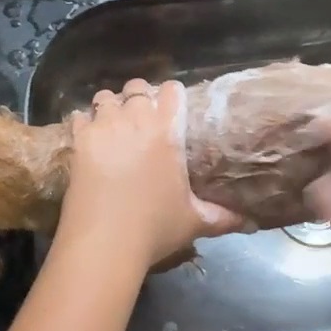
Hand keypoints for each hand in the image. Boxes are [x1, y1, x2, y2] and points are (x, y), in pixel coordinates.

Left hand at [59, 79, 242, 270]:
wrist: (104, 244)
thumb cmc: (154, 229)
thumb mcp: (195, 222)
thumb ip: (223, 217)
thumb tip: (251, 223)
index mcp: (168, 130)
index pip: (173, 90)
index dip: (173, 95)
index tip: (173, 108)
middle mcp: (136, 118)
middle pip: (137, 87)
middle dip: (139, 97)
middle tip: (141, 118)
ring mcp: (104, 126)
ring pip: (106, 97)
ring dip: (111, 106)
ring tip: (113, 124)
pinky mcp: (79, 140)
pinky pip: (80, 116)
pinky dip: (84, 122)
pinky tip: (88, 137)